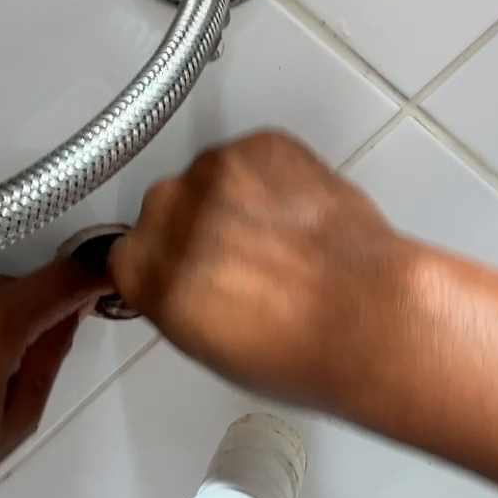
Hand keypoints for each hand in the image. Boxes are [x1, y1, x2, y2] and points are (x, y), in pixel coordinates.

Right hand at [108, 131, 416, 413]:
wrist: (368, 314)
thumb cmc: (301, 350)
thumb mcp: (208, 346)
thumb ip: (176, 298)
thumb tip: (183, 279)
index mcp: (145, 270)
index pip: (129, 250)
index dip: (166, 258)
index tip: (188, 264)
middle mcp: (170, 213)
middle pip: (168, 206)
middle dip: (199, 223)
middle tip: (245, 254)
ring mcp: (217, 173)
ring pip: (212, 176)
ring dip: (238, 197)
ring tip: (282, 236)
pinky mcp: (262, 147)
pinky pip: (256, 156)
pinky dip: (275, 176)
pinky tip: (300, 213)